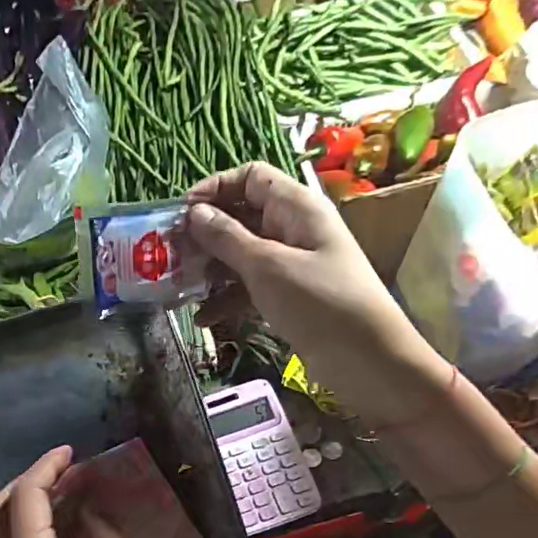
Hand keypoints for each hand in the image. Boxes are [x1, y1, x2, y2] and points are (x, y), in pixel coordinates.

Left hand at [0, 446, 148, 537]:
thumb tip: (95, 517)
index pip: (26, 500)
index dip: (47, 469)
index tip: (73, 453)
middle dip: (29, 483)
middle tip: (69, 474)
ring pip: (1, 534)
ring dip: (29, 508)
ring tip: (72, 499)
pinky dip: (32, 533)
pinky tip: (68, 537)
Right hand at [185, 162, 448, 422]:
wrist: (367, 360)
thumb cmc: (320, 302)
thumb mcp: (268, 267)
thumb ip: (227, 238)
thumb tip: (195, 213)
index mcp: (296, 206)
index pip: (250, 178)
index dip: (215, 188)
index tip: (181, 213)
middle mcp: (294, 229)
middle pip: (242, 217)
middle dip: (206, 234)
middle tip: (170, 255)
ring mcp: (293, 265)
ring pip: (243, 255)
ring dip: (212, 269)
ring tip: (179, 287)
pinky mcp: (290, 298)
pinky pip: (252, 288)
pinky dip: (229, 299)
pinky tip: (203, 318)